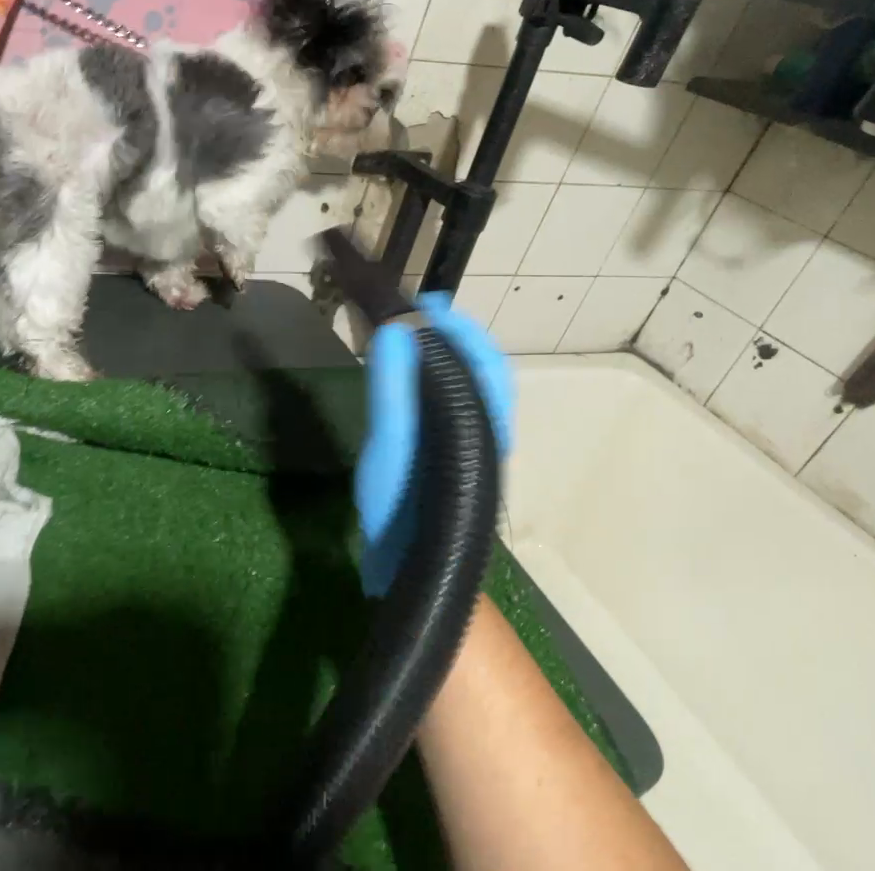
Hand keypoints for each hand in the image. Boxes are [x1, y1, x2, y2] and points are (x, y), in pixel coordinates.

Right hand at [354, 292, 513, 596]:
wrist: (416, 571)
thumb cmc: (405, 512)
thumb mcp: (395, 449)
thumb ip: (397, 392)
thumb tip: (400, 331)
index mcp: (477, 421)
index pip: (477, 361)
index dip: (454, 328)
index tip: (421, 302)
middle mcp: (479, 428)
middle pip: (475, 371)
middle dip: (447, 337)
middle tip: (410, 312)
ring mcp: (465, 445)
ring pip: (462, 389)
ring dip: (438, 356)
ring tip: (406, 337)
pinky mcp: (448, 459)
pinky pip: (445, 407)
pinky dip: (429, 382)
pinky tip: (407, 383)